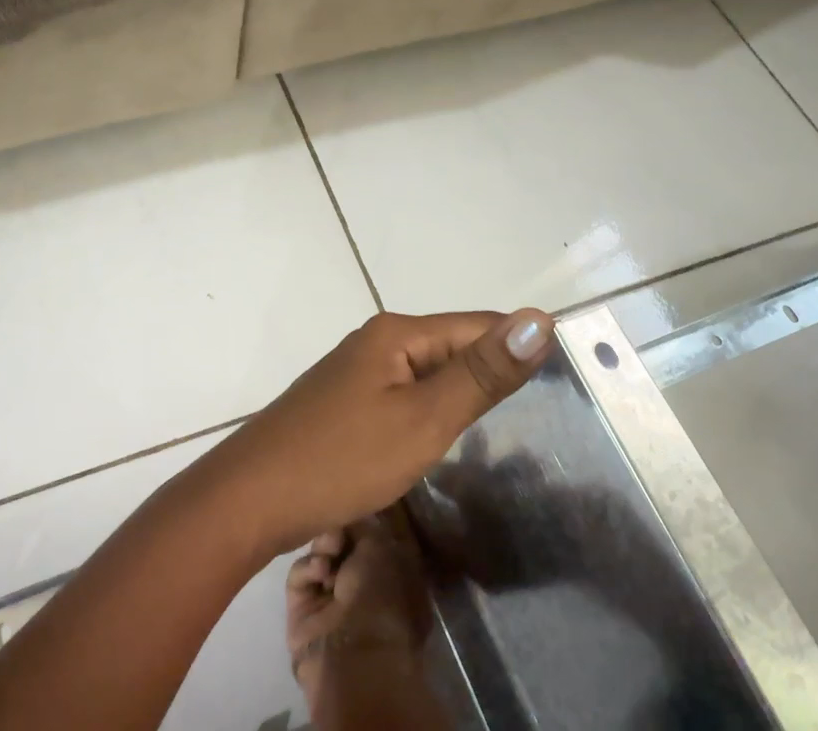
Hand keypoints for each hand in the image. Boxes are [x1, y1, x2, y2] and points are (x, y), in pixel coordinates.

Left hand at [193, 309, 553, 557]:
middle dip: (492, 370)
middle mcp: (374, 343)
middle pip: (451, 346)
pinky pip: (401, 397)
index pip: (477, 325)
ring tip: (503, 424)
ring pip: (426, 374)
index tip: (567, 375)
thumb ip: (481, 374)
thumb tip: (538, 318)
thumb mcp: (424, 419)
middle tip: (544, 407)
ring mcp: (353, 375)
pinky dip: (429, 412)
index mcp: (396, 335)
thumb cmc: (342, 459)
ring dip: (461, 393)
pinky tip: (439, 437)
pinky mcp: (341, 406)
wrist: (250, 499)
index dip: (520, 346)